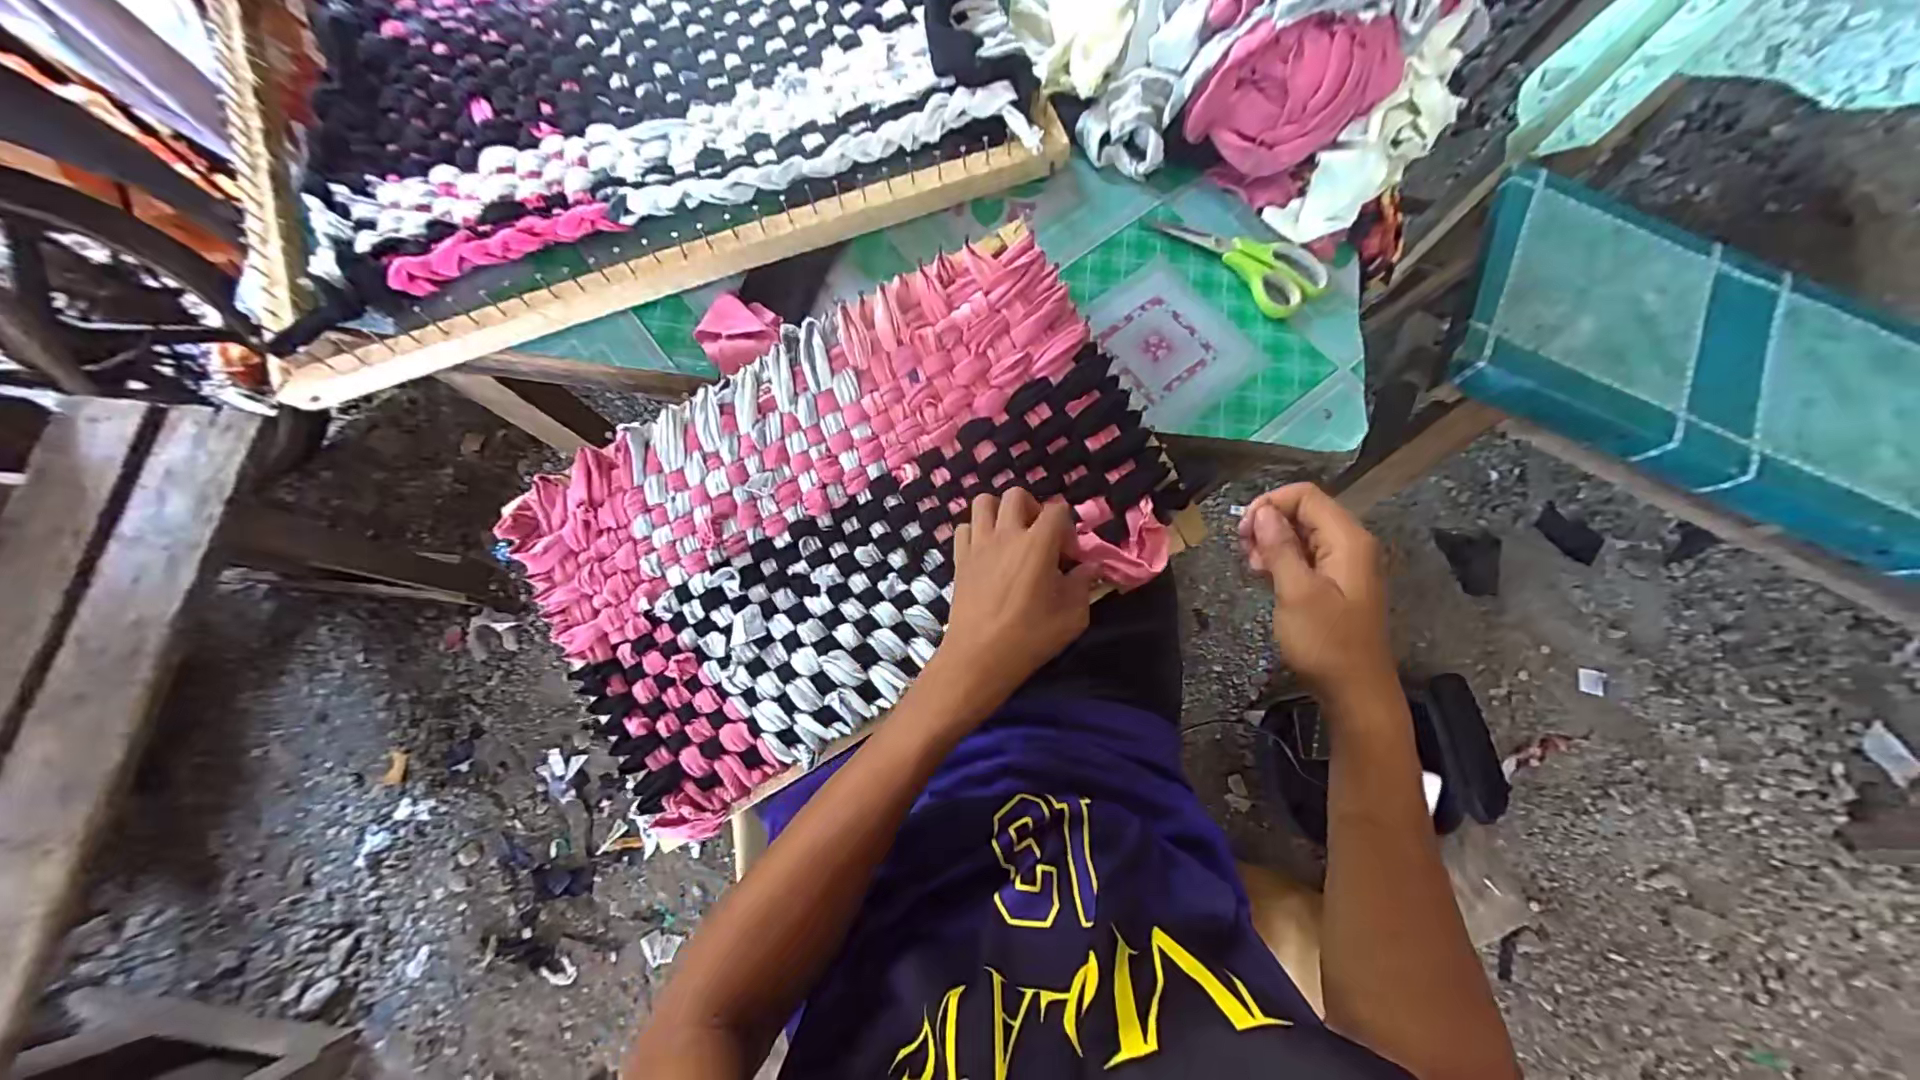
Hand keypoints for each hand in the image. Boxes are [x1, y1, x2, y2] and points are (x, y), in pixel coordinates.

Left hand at [929, 488, 1098, 709]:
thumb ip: (1084, 585)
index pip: (1057, 510)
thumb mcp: (1073, 616)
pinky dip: (977, 532)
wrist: (979, 657)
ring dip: (1000, 512)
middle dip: (1033, 509)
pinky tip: (987, 553)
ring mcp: (978, 544)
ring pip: (984, 503)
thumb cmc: (1030, 637)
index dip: (1067, 527)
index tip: (1069, 556)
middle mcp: (1006, 535)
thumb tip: (1090, 568)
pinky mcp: (960, 559)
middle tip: (1040, 538)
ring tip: (1011, 537)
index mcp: (1038, 544)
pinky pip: (965, 528)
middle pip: (1016, 495)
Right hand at [1238, 483, 1393, 698]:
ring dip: (1271, 542)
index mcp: (1347, 540)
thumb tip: (1262, 512)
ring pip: (1301, 533)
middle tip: (1245, 552)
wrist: (1355, 691)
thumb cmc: (1325, 643)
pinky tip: (1266, 577)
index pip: (1305, 495)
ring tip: (1254, 567)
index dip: (1269, 504)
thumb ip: (1280, 548)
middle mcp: (1350, 544)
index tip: (1243, 532)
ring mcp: (1344, 564)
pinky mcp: (1335, 583)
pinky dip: (1282, 559)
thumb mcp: (1296, 592)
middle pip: (1303, 511)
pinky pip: (1305, 555)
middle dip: (1268, 523)